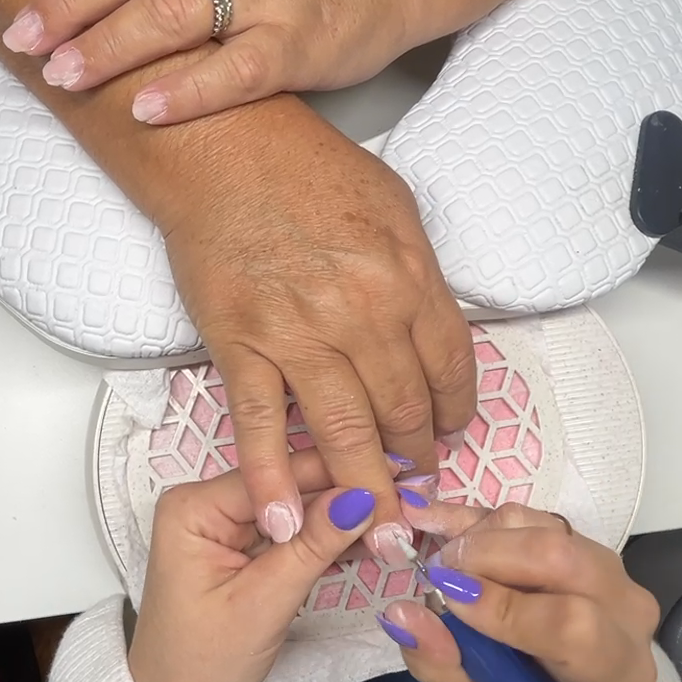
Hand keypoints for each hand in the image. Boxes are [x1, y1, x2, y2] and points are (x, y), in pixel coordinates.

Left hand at [129, 451, 380, 681]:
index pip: (276, 473)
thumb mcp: (263, 604)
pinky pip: (289, 527)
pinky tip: (367, 534)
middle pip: (287, 484)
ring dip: (341, 514)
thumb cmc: (204, 662)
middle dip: (345, 494)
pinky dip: (324, 535)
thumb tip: (364, 495)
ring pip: (294, 505)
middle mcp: (207, 499)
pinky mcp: (240, 541)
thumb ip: (312, 546)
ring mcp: (224, 519)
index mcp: (195, 505)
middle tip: (409, 496)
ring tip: (399, 514)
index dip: (338, 473)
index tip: (398, 476)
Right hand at [159, 116, 474, 563]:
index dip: (456, 413)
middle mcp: (360, 315)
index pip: (449, 368)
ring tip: (379, 530)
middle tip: (418, 490)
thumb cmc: (309, 168)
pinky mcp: (241, 347)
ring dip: (366, 491)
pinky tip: (284, 523)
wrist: (224, 151)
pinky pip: (258, 425)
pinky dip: (272, 478)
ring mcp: (297, 336)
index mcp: (407, 276)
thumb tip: (431, 329)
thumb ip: (419, 272)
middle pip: (403, 412)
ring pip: (344, 433)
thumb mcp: (393, 205)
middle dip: (416, 461)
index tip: (452, 434)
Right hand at [382, 503, 660, 681]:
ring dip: (478, 534)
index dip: (504, 607)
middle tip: (436, 569)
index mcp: (615, 670)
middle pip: (559, 557)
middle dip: (485, 554)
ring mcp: (608, 565)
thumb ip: (442, 664)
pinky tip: (435, 521)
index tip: (445, 595)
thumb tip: (399, 616)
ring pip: (539, 526)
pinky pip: (525, 513)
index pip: (571, 625)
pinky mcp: (579, 535)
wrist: (573, 680)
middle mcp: (624, 608)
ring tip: (441, 557)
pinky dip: (474, 517)